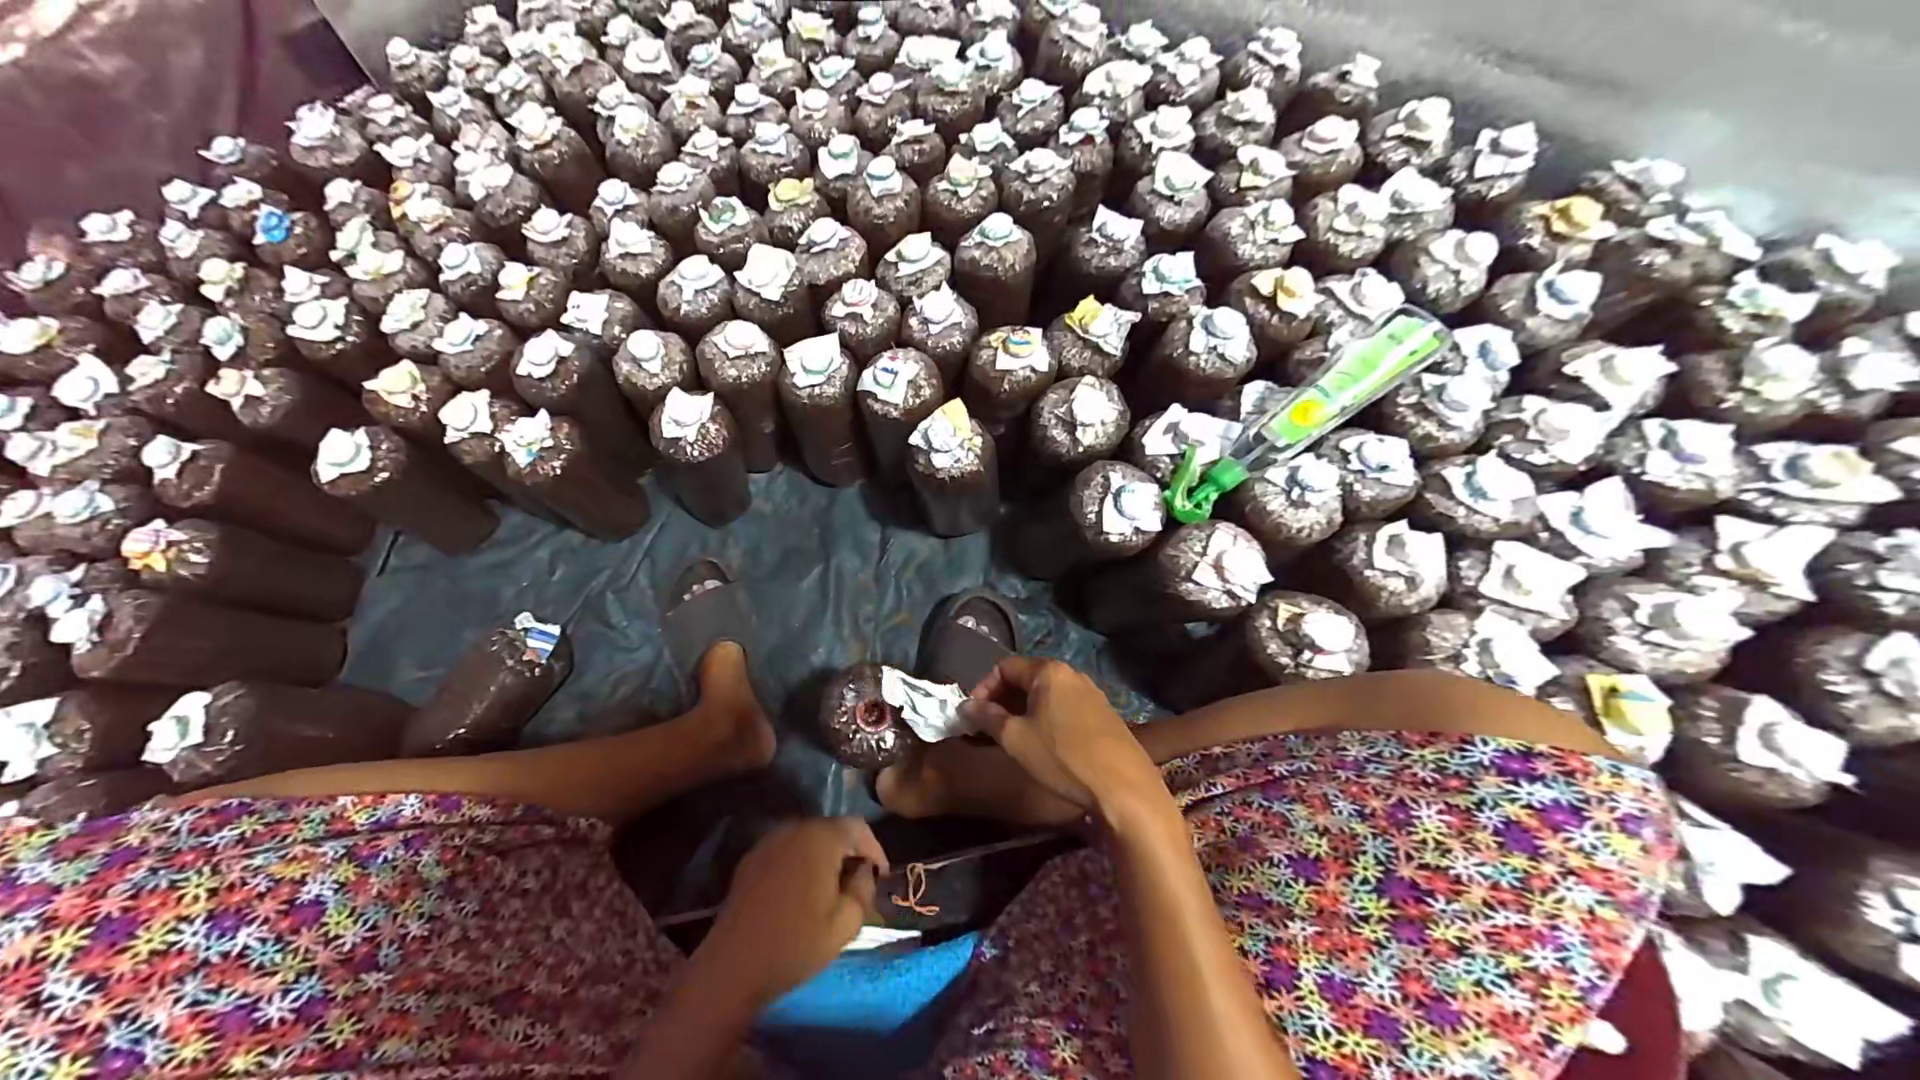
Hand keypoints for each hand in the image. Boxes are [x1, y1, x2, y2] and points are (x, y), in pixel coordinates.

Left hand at [698, 818, 888, 1006]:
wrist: (731, 969)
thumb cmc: (794, 945)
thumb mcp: (845, 924)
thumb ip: (863, 890)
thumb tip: (864, 873)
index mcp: (820, 839)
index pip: (858, 828)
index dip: (875, 849)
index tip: (881, 876)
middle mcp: (793, 829)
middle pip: (832, 829)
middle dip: (850, 852)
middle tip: (859, 883)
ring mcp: (768, 843)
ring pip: (808, 839)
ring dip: (825, 857)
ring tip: (832, 888)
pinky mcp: (750, 860)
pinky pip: (787, 851)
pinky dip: (801, 863)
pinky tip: (802, 892)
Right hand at [961, 656, 1166, 817]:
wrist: (1122, 786)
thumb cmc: (1062, 757)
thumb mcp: (1015, 738)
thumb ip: (986, 717)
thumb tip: (966, 705)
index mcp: (1049, 671)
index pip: (1005, 666)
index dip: (983, 687)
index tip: (973, 714)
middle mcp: (1072, 674)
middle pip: (1027, 678)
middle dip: (1003, 700)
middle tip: (989, 727)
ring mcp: (1092, 693)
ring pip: (1047, 694)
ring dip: (1025, 711)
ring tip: (1014, 738)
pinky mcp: (1104, 714)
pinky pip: (1065, 707)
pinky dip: (1046, 719)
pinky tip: (1044, 744)